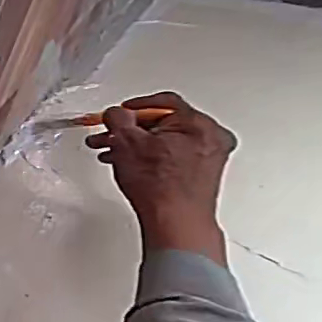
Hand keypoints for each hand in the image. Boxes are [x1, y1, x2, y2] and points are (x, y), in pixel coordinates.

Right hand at [85, 92, 236, 265]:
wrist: (174, 219)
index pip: (164, 103)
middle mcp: (211, 137)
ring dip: (136, 144)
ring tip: (112, 152)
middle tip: (111, 133)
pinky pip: (173, 154)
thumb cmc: (160, 186)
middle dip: (131, 129)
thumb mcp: (125, 142)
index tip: (121, 111)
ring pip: (166, 140)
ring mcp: (209, 156)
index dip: (135, 106)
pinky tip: (131, 164)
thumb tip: (116, 113)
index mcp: (198, 124)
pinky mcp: (202, 172)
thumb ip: (118, 119)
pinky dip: (151, 156)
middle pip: (163, 123)